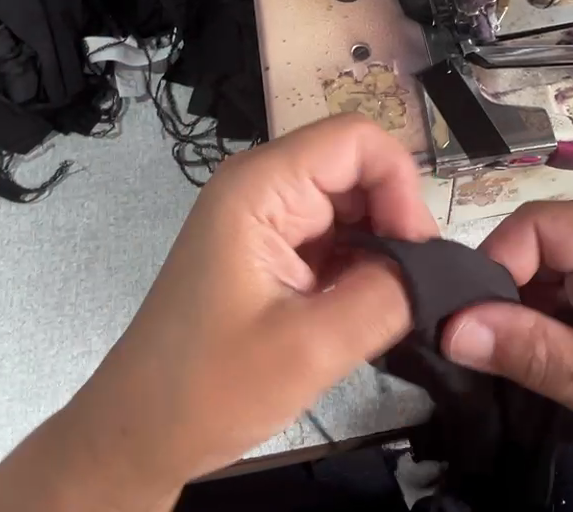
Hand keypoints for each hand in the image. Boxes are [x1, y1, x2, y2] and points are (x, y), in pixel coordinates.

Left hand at [0, 114, 437, 511]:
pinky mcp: (268, 243)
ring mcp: (263, 213)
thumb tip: (435, 268)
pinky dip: (358, 263)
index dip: (399, 184)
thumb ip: (386, 296)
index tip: (417, 251)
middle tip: (410, 287)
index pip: (355, 139)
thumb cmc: (207, 390)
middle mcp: (261, 183)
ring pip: (349, 202)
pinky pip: (332, 232)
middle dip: (393, 219)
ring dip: (377, 246)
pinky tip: (360, 306)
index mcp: (259, 186)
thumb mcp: (309, 348)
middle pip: (355, 167)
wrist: (138, 433)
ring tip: (386, 303)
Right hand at [440, 202, 572, 511]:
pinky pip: (554, 291)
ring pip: (538, 269)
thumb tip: (451, 327)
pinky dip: (534, 323)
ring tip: (496, 356)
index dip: (496, 268)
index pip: (537, 227)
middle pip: (534, 244)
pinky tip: (525, 354)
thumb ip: (530, 351)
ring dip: (516, 312)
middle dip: (503, 293)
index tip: (465, 324)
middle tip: (473, 346)